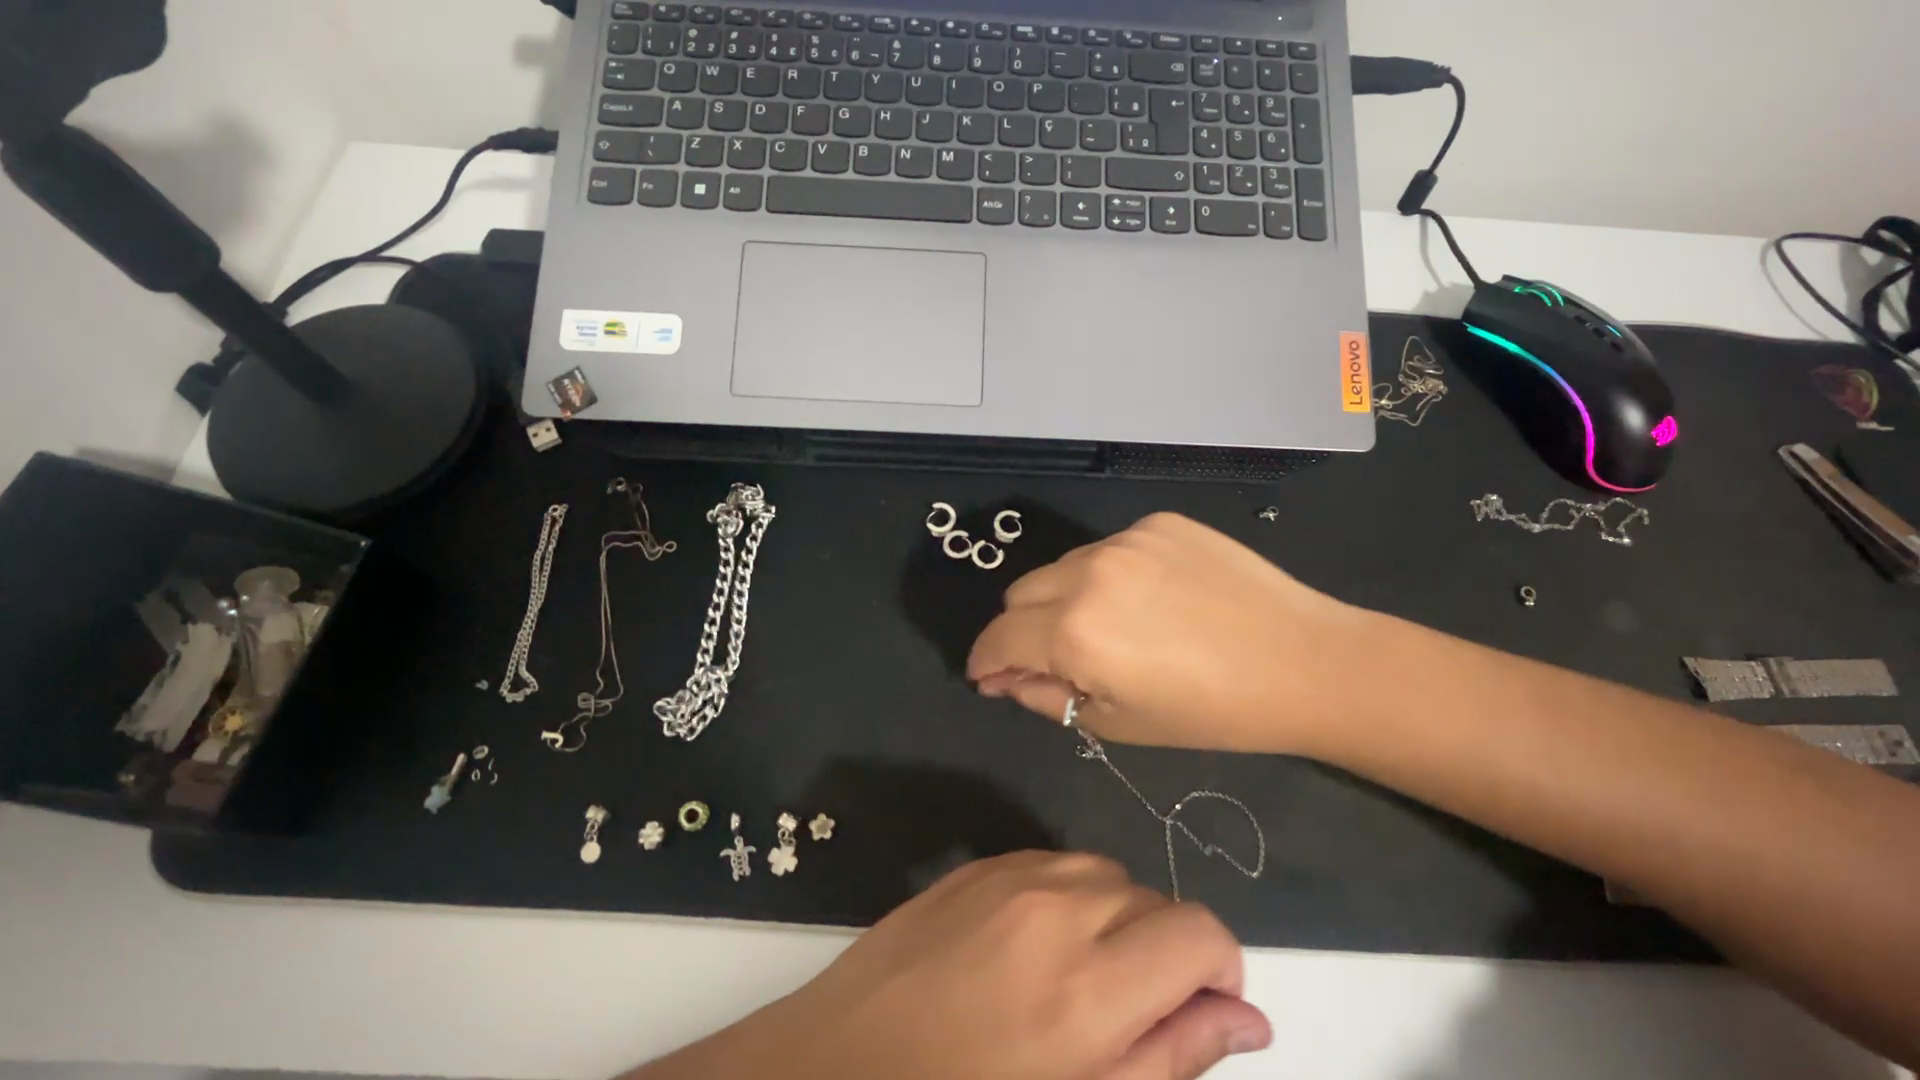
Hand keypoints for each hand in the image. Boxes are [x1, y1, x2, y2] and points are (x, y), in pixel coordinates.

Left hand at [637, 852, 1268, 1079]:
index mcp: (1088, 986)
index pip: (1201, 933)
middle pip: (1157, 900)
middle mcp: (1056, 908)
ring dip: (1117, 918)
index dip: (1219, 972)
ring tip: (1080, 976)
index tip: (1198, 1008)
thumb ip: (1174, 1055)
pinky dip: (1070, 895)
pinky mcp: (974, 864)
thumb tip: (1248, 1020)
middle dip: (1165, 951)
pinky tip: (1037, 943)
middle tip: (1127, 1010)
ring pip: (1108, 873)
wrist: (838, 1065)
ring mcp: (1009, 875)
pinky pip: (1054, 862)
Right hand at [967, 512, 1369, 754]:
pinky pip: (1108, 550)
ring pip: (1062, 568)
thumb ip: (1047, 697)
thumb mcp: (1117, 723)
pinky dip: (1107, 577)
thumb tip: (1007, 679)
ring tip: (1108, 630)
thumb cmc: (1209, 712)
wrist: (1304, 662)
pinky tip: (1150, 602)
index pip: (998, 638)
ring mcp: (1126, 540)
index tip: (988, 677)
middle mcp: (1088, 573)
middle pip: (1019, 595)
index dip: (985, 662)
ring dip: (1063, 600)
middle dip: (1021, 630)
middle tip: (1053, 661)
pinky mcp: (1159, 523)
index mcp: (1074, 631)